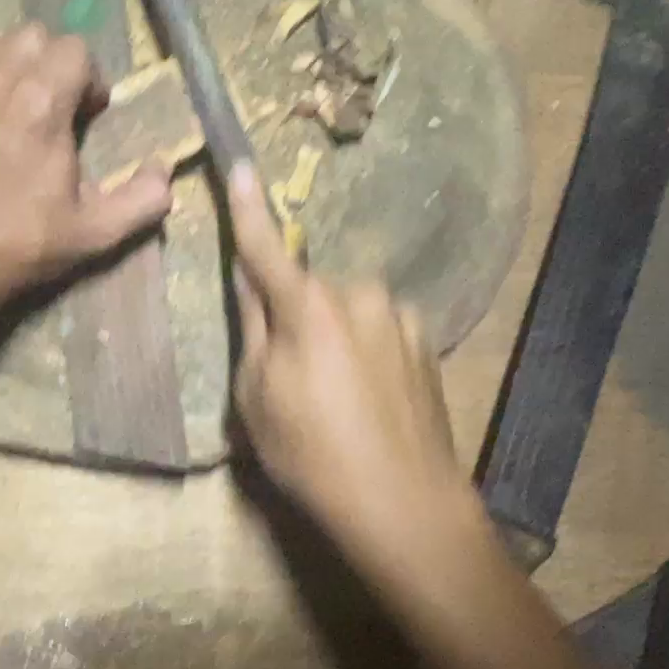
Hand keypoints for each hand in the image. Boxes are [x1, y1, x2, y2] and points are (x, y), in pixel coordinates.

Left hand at [0, 24, 174, 306]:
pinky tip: (1, 124)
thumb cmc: (21, 243)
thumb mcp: (94, 232)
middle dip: (59, 62)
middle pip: (37, 35)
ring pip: (0, 44)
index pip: (76, 49)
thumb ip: (141, 200)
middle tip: (67, 108)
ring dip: (25, 65)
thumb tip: (164, 172)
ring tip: (33, 109)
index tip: (94, 116)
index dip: (93, 78)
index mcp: (40, 102)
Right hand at [226, 161, 465, 527]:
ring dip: (335, 336)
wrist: (403, 502)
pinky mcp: (426, 341)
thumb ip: (252, 328)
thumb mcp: (256, 398)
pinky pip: (380, 331)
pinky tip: (370, 400)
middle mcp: (358, 294)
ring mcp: (399, 316)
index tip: (242, 166)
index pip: (266, 247)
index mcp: (308, 306)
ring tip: (337, 398)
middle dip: (296, 316)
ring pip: (348, 312)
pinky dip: (366, 351)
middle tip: (292, 376)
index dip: (248, 208)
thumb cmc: (311, 454)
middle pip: (310, 291)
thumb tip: (249, 279)